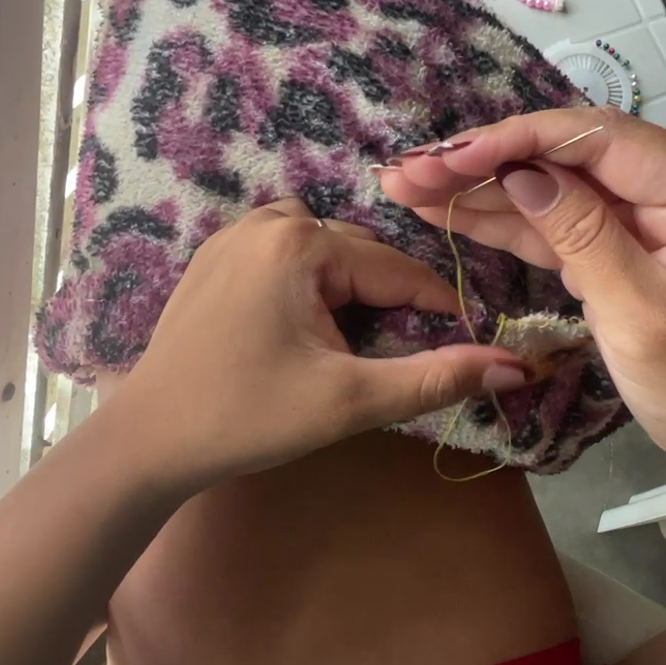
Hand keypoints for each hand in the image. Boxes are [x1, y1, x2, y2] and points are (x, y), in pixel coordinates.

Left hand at [108, 199, 530, 490]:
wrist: (149, 442)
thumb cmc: (249, 418)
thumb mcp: (350, 401)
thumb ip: (435, 379)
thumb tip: (516, 368)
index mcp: (300, 245)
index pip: (396, 269)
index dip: (440, 306)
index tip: (472, 339)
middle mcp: (267, 222)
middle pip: (360, 253)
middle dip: (390, 298)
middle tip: (402, 350)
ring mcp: (233, 236)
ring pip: (324, 245)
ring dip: (350, 282)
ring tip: (354, 334)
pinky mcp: (215, 257)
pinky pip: (285, 249)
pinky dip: (311, 276)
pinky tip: (306, 320)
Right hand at [378, 110, 665, 480]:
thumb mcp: (643, 320)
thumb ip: (585, 238)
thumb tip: (522, 174)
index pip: (605, 140)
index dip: (522, 139)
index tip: (452, 155)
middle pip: (573, 158)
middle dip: (489, 162)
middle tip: (411, 170)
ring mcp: (650, 222)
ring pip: (557, 190)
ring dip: (485, 190)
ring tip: (410, 187)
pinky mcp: (624, 252)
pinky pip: (561, 227)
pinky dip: (507, 223)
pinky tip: (451, 212)